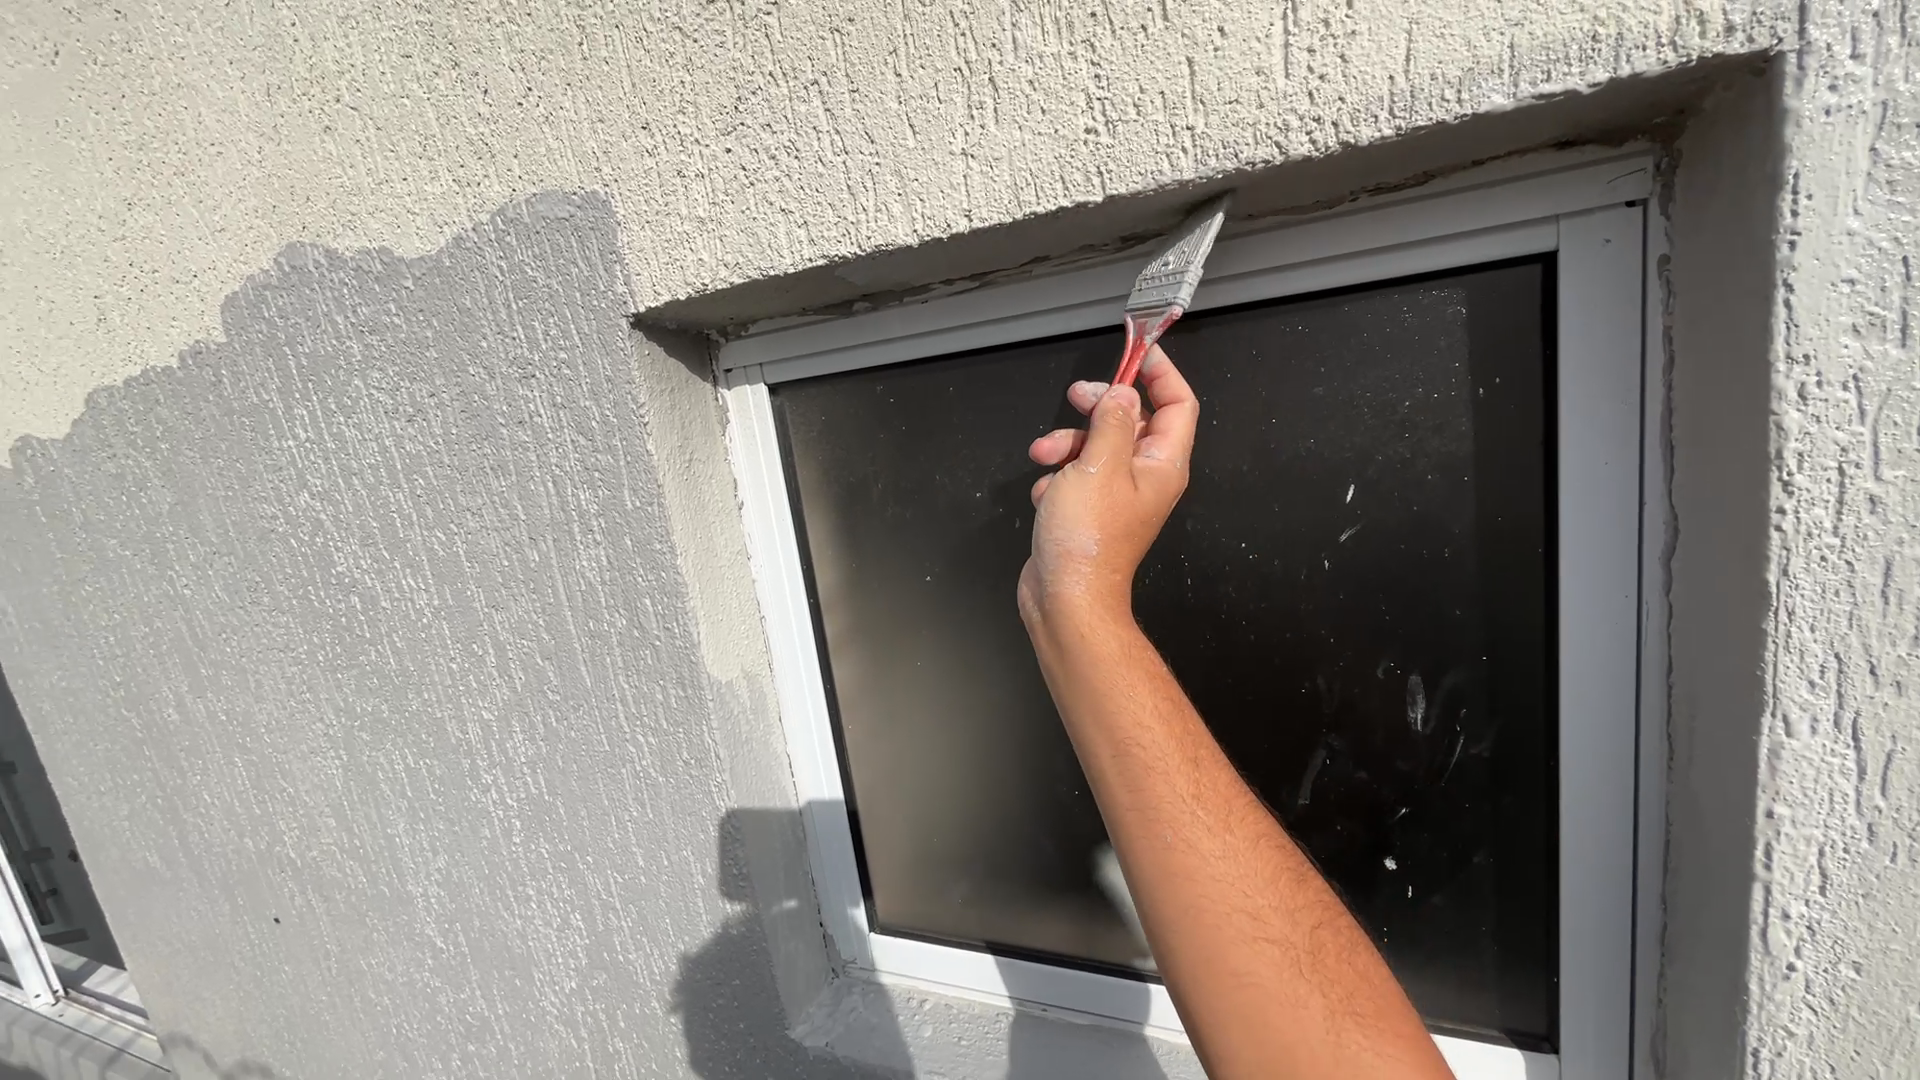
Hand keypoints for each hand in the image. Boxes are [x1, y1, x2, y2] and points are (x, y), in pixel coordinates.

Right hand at [1018, 344, 1198, 627]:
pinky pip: (1076, 477)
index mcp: (1162, 464)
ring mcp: (1118, 496)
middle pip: (1131, 421)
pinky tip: (1045, 495)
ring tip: (1043, 456)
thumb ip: (1112, 420)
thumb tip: (1122, 393)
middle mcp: (1146, 478)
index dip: (1161, 374)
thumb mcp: (1098, 465)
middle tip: (1075, 395)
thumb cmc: (1087, 536)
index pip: (1178, 404)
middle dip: (1099, 407)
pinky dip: (1058, 478)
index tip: (1137, 353)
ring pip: (1097, 447)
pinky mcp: (1091, 511)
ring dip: (1066, 443)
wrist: (1066, 596)